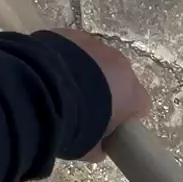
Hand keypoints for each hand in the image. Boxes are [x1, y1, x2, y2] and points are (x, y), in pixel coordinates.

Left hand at [50, 28, 150, 160]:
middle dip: (106, 88)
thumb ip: (101, 144)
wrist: (42, 90)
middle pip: (118, 76)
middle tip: (85, 105)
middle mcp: (117, 61)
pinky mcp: (67, 33)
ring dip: (84, 69)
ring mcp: (92, 43)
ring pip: (94, 58)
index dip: (127, 114)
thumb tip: (99, 145)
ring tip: (63, 86)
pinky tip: (49, 71)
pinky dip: (65, 57)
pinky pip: (72, 46)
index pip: (140, 104)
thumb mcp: (91, 148)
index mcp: (131, 91)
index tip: (112, 124)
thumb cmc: (76, 124)